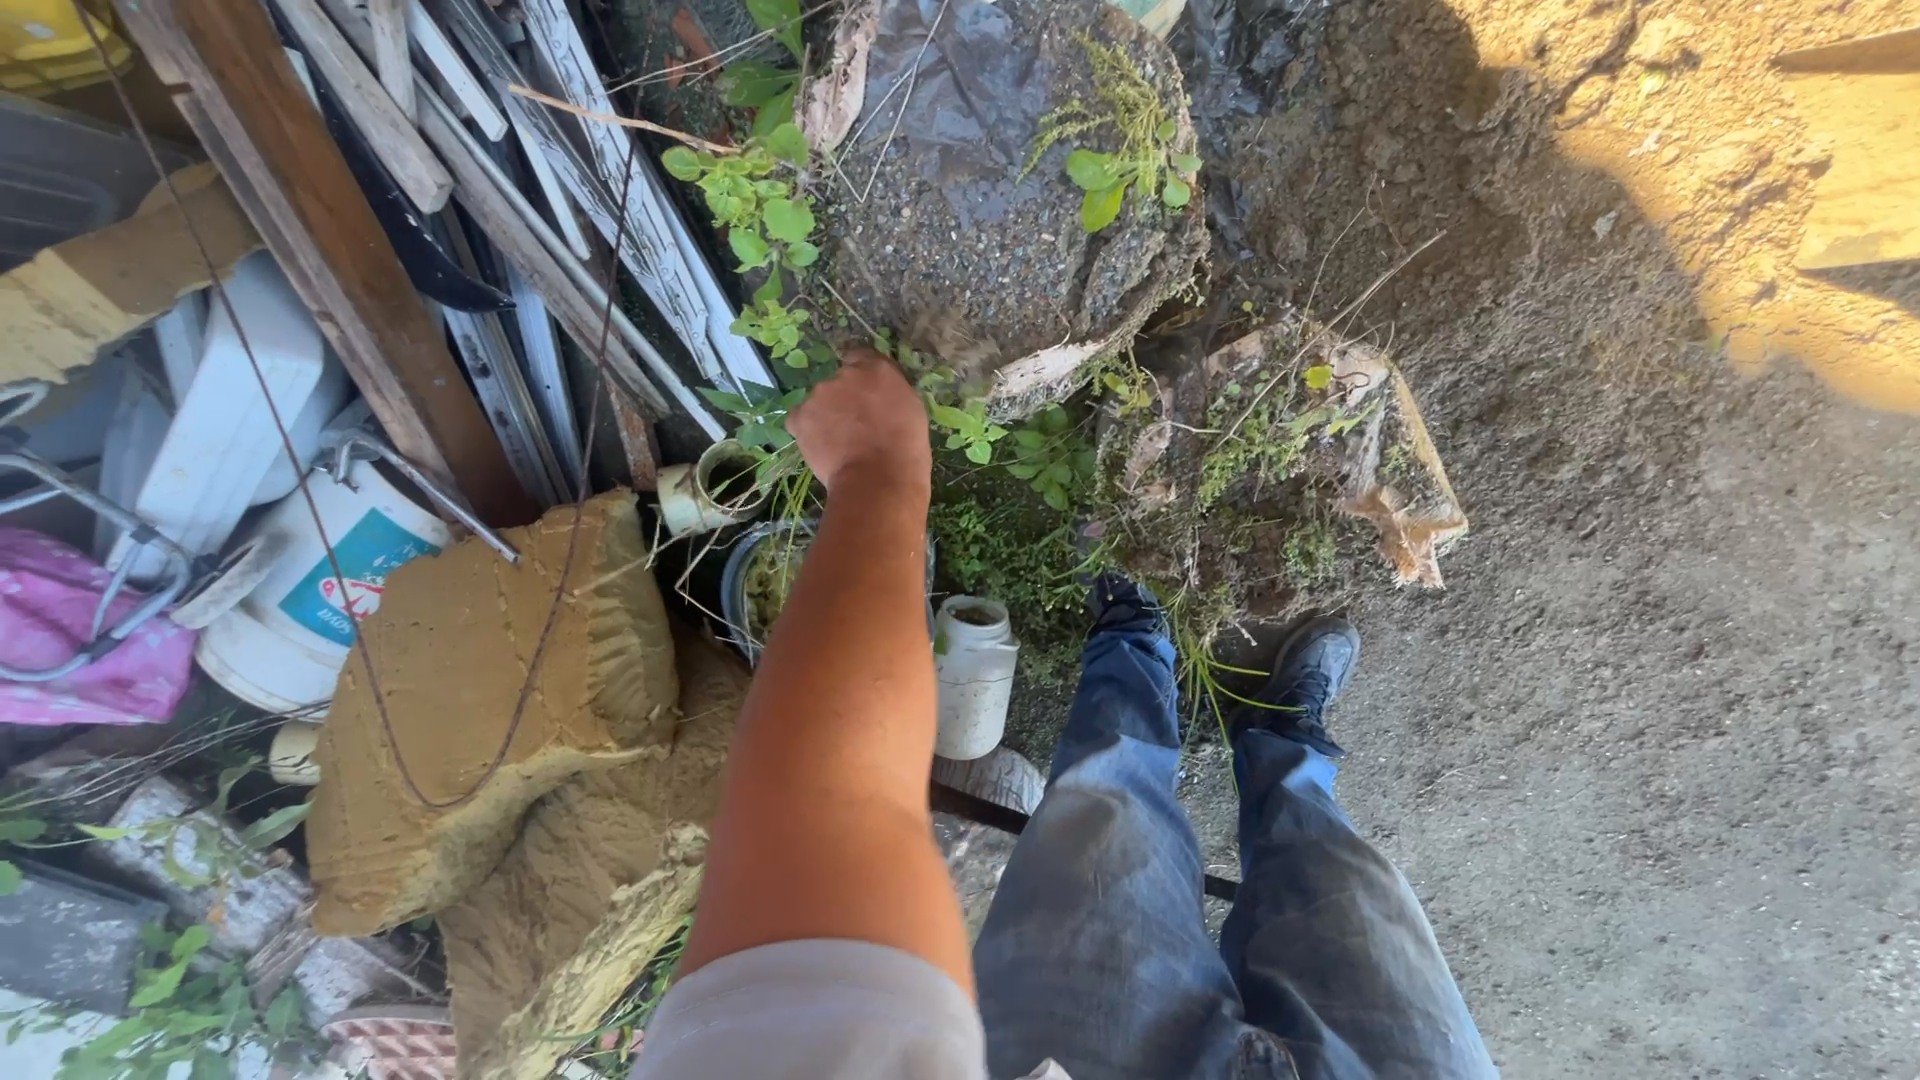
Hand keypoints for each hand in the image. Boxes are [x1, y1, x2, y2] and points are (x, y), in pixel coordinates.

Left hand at [788, 348, 930, 491]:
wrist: (879, 479)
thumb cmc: (907, 450)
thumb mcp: (911, 410)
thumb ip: (891, 395)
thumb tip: (879, 399)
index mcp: (877, 369)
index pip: (861, 357)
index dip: (862, 377)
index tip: (866, 396)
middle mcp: (845, 374)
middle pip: (839, 381)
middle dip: (844, 399)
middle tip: (856, 427)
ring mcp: (819, 394)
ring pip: (819, 401)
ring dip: (826, 415)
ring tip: (839, 444)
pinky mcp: (800, 417)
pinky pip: (800, 419)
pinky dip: (808, 430)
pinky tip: (822, 447)